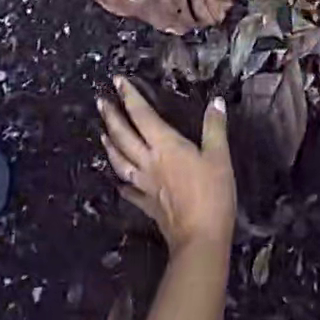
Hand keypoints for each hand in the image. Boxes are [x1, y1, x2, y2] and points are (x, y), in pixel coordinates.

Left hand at [99, 77, 235, 254]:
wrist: (200, 239)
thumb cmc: (212, 194)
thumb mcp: (219, 156)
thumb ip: (214, 127)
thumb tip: (216, 101)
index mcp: (165, 146)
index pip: (143, 115)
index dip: (130, 96)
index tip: (117, 80)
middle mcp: (149, 162)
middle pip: (124, 136)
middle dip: (112, 117)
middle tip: (100, 102)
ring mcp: (145, 185)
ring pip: (120, 161)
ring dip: (109, 145)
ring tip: (102, 133)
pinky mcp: (147, 205)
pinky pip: (129, 190)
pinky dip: (121, 182)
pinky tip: (118, 181)